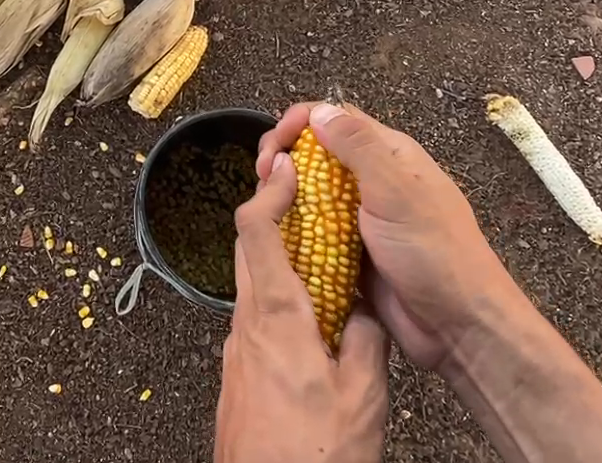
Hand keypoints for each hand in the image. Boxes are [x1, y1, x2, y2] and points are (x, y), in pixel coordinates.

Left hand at [216, 149, 389, 462]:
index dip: (269, 190)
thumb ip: (365, 341)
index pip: (256, 228)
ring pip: (249, 281)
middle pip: (247, 246)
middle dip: (270, 215)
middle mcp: (247, 321)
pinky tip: (306, 320)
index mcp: (277, 315)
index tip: (288, 167)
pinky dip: (274, 297)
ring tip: (315, 259)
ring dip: (275, 258)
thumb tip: (363, 311)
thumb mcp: (363, 398)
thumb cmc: (314, 456)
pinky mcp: (237, 370)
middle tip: (303, 203)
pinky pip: (253, 315)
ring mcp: (236, 346)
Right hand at [255, 103, 524, 373]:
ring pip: (310, 191)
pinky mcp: (350, 250)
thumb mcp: (396, 190)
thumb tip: (319, 110)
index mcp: (390, 155)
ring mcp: (361, 216)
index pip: (336, 119)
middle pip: (317, 152)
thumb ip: (358, 146)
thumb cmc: (434, 253)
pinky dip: (293, 226)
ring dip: (285, 192)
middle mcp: (373, 180)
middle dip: (285, 157)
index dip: (300, 121)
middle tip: (263, 176)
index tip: (275, 144)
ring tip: (265, 204)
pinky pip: (314, 228)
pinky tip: (275, 233)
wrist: (459, 329)